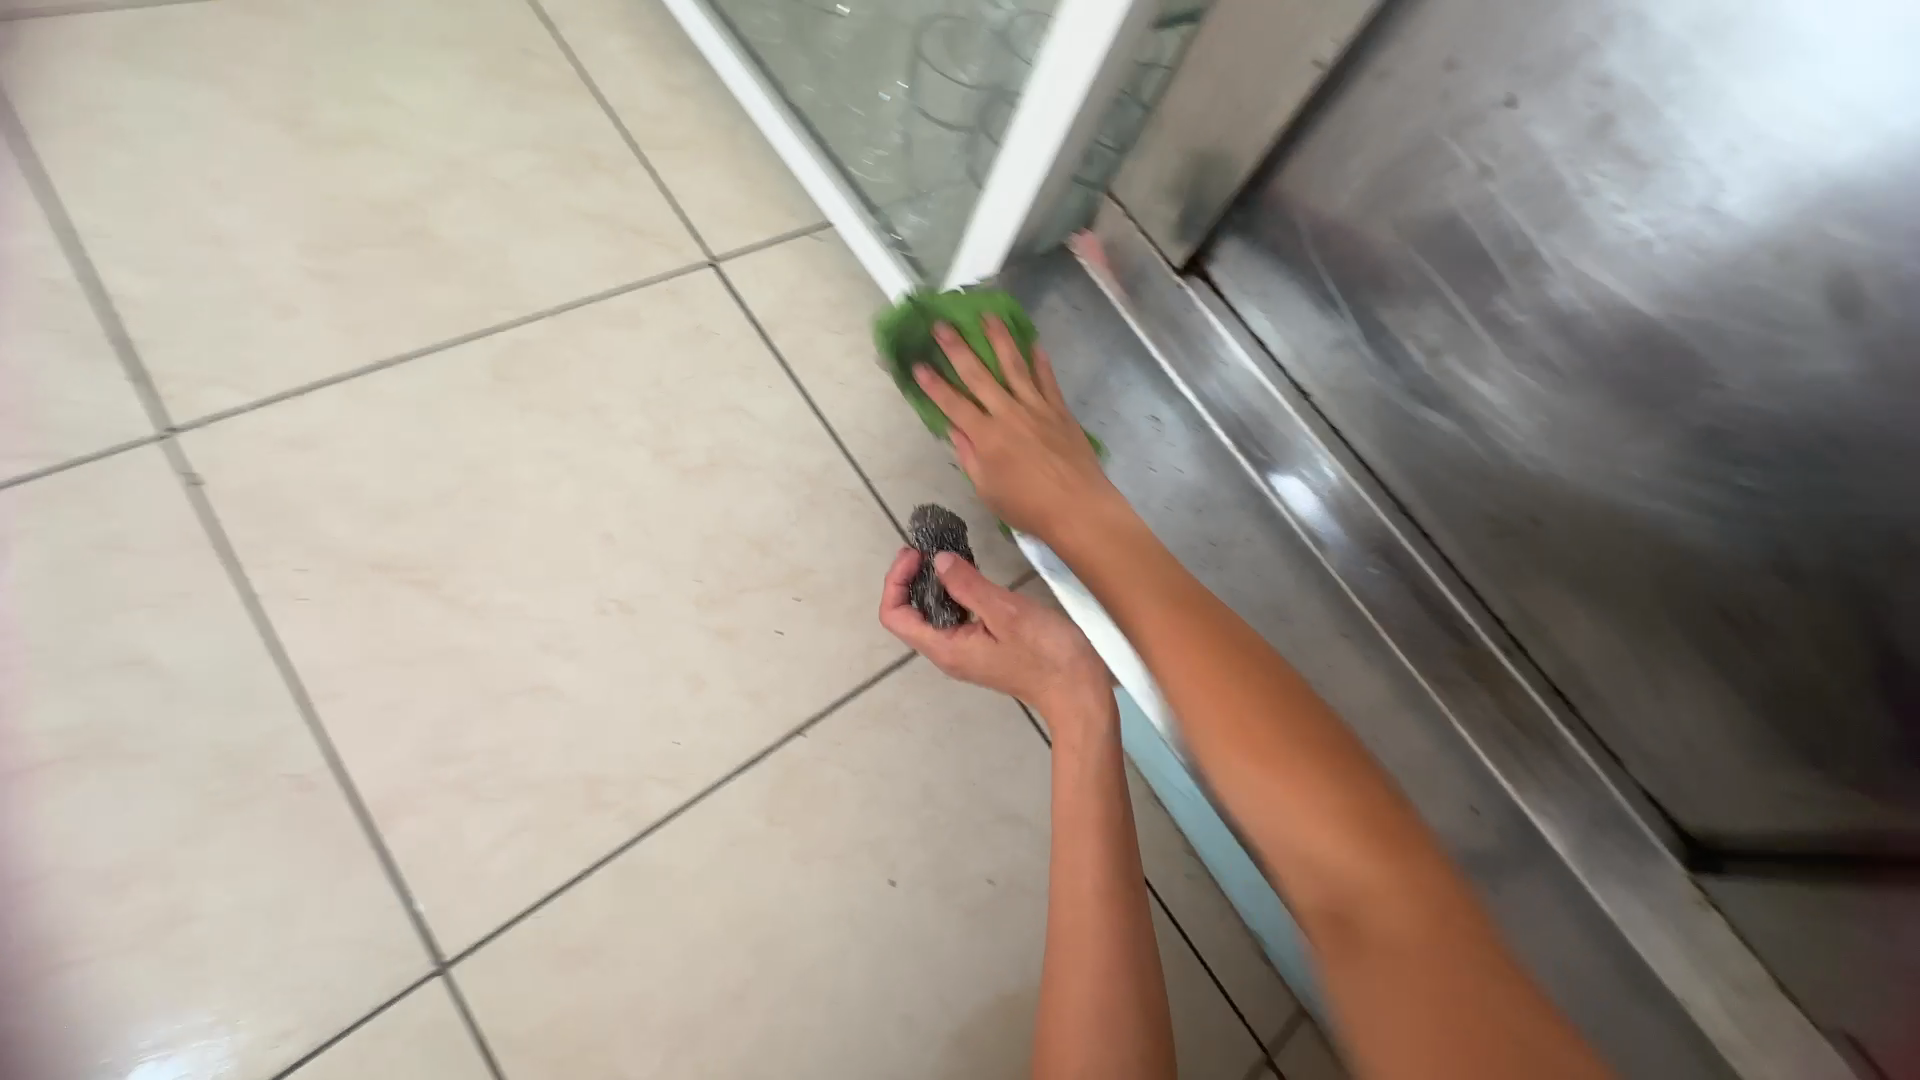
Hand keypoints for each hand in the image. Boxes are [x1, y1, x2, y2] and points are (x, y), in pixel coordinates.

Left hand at [878, 547, 1110, 725]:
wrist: (1079, 692)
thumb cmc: (1046, 654)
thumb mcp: (1005, 612)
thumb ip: (967, 585)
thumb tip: (937, 561)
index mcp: (945, 648)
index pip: (894, 616)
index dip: (896, 581)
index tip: (917, 554)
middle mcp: (948, 653)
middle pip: (909, 615)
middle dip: (911, 579)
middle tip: (929, 549)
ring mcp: (966, 652)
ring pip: (933, 616)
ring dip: (933, 585)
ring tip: (949, 556)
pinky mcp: (983, 648)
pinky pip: (956, 618)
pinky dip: (956, 594)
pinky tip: (973, 576)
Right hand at [913, 316, 1121, 541]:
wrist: (1078, 507)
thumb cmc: (1028, 507)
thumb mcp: (987, 490)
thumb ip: (970, 457)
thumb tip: (955, 430)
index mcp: (986, 436)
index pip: (952, 404)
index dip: (933, 385)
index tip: (918, 364)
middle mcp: (1008, 414)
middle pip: (978, 375)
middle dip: (956, 348)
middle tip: (941, 325)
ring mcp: (1036, 408)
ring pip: (1014, 366)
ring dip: (999, 339)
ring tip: (988, 315)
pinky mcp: (1059, 410)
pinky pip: (1046, 379)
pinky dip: (1039, 360)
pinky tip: (1033, 342)